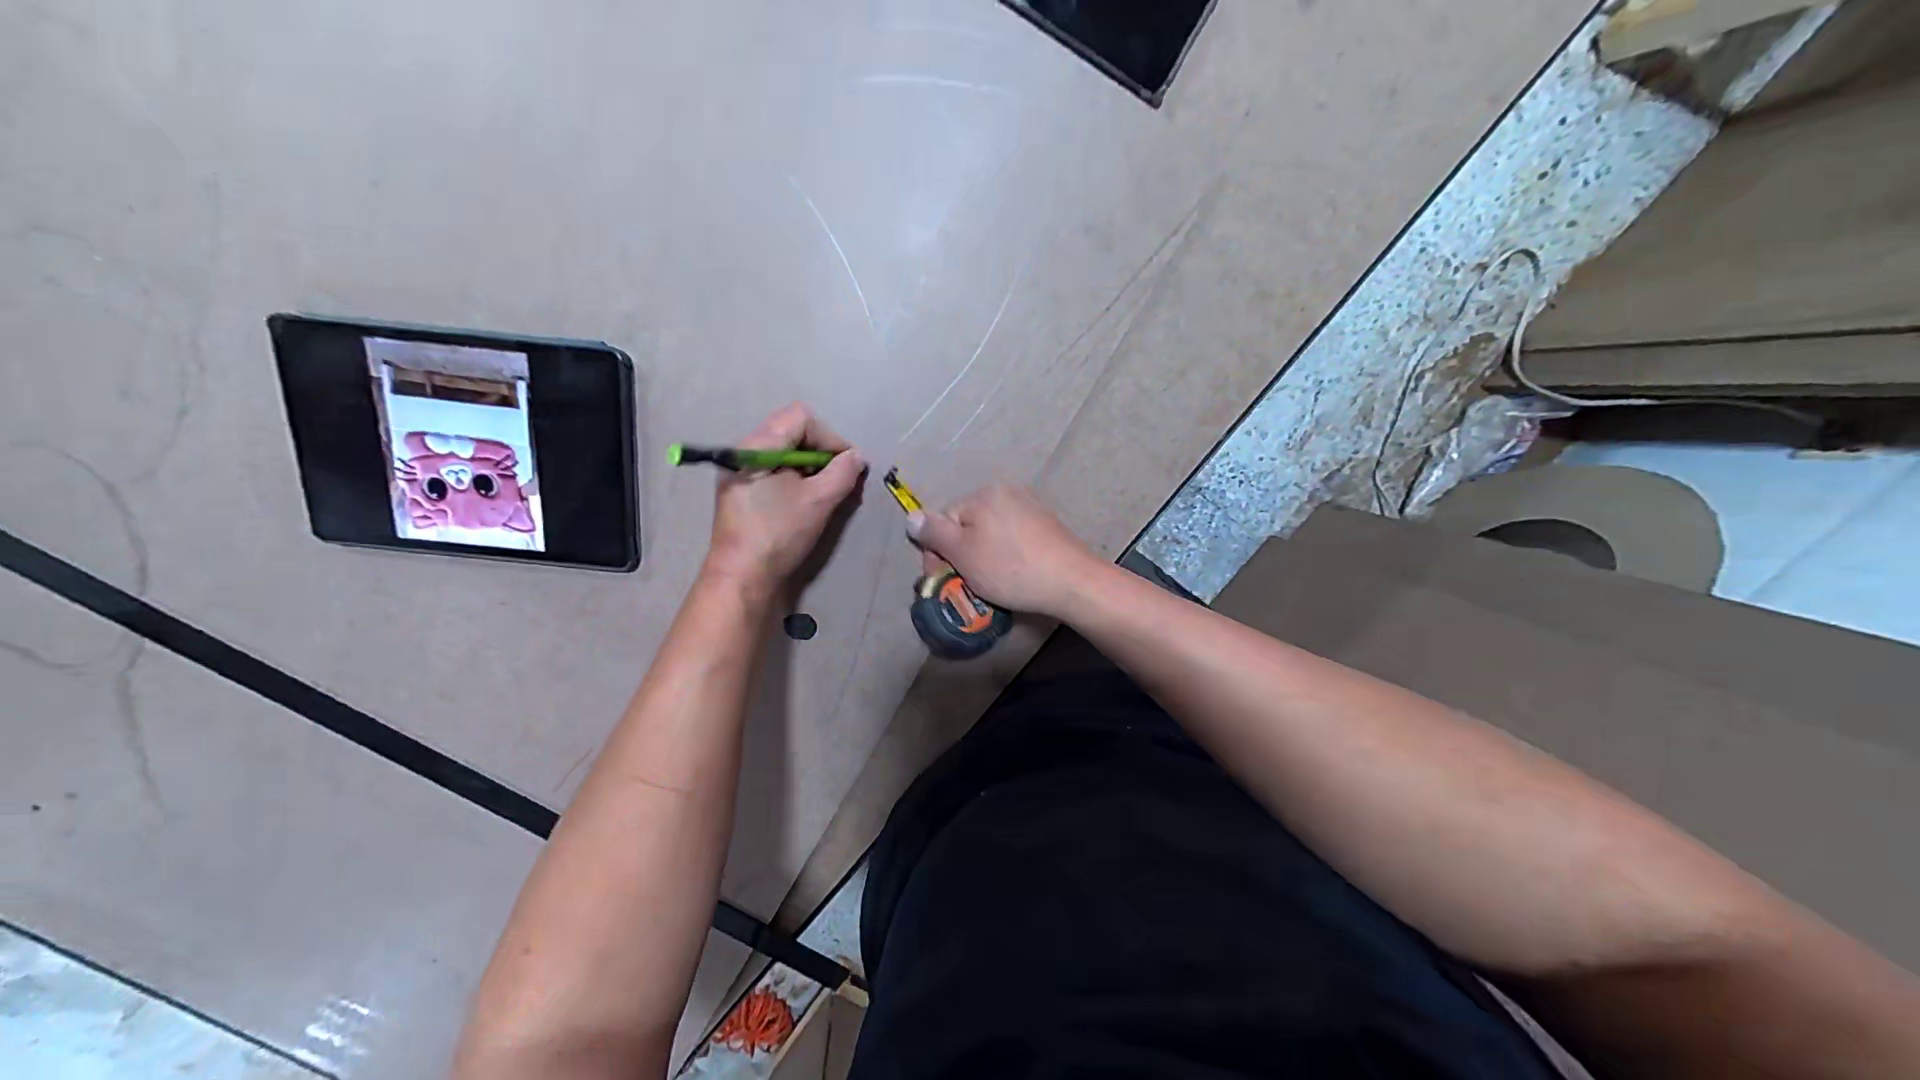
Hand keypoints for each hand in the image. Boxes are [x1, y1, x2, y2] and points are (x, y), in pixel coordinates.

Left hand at [705, 403, 865, 592]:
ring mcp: (741, 474)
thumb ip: (843, 472)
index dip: (830, 438)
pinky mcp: (743, 494)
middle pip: (793, 432)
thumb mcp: (819, 501)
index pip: (801, 418)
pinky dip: (797, 480)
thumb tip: (856, 457)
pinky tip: (807, 504)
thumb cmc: (779, 534)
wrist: (742, 578)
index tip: (846, 466)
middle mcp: (746, 453)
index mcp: (758, 446)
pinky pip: (775, 472)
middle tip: (839, 481)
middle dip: (822, 453)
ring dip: (811, 469)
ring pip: (785, 454)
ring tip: (826, 494)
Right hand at [905, 484, 1105, 620]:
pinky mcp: (1047, 526)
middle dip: (960, 555)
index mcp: (983, 494)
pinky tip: (1012, 575)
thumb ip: (934, 533)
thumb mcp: (963, 553)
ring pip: (990, 534)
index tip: (941, 580)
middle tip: (964, 585)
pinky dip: (1005, 556)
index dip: (937, 552)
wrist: (1072, 582)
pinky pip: (1012, 539)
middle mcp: (1007, 492)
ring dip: (982, 558)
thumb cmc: (1011, 568)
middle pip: (967, 525)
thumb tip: (911, 515)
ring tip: (989, 584)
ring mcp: (1030, 507)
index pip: (944, 520)